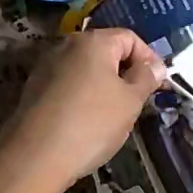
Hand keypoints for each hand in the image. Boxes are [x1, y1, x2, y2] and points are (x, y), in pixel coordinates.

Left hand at [0, 29, 166, 192]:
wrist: (36, 155)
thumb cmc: (91, 123)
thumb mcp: (130, 101)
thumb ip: (145, 78)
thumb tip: (154, 65)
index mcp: (91, 41)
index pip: (129, 38)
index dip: (149, 58)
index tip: (159, 84)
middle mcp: (65, 45)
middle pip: (104, 50)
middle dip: (125, 71)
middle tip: (139, 99)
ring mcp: (46, 66)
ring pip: (85, 68)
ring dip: (103, 84)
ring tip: (115, 113)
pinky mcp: (34, 87)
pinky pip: (67, 83)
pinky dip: (82, 95)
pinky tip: (87, 120)